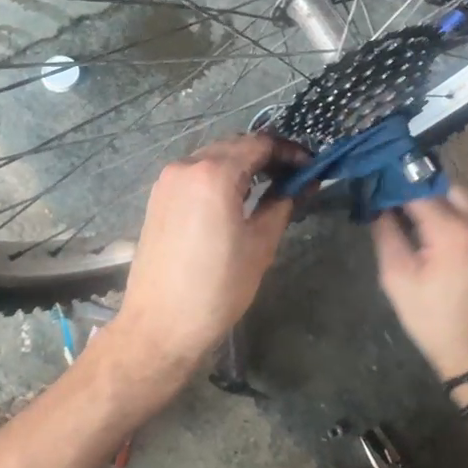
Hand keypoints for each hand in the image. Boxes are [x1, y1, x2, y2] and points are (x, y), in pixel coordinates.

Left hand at [114, 134, 306, 372]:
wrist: (161, 324)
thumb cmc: (217, 287)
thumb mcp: (260, 244)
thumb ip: (282, 204)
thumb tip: (303, 183)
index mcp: (214, 173)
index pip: (259, 143)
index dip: (289, 152)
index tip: (310, 168)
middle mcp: (186, 166)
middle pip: (234, 145)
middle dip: (266, 156)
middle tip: (294, 178)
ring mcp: (167, 181)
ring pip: (212, 157)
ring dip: (241, 165)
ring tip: (269, 188)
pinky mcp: (157, 197)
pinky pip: (194, 174)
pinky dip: (218, 176)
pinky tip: (235, 198)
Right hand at [371, 187, 467, 379]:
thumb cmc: (433, 319)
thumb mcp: (397, 277)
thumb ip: (385, 232)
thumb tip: (376, 203)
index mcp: (452, 231)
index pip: (415, 187)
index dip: (390, 182)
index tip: (369, 179)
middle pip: (437, 185)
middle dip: (410, 187)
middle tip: (384, 197)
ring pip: (453, 194)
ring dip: (428, 197)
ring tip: (401, 211)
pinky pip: (466, 209)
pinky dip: (444, 209)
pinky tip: (424, 224)